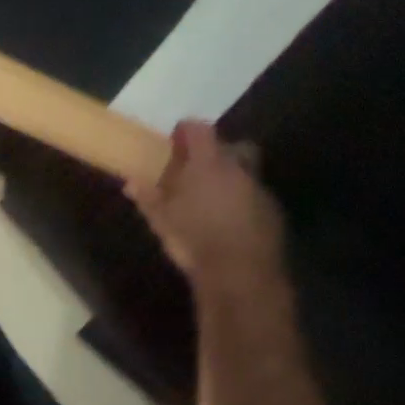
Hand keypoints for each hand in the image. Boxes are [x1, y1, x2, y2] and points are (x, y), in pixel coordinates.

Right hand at [126, 121, 285, 284]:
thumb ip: (147, 196)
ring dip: (230, 179)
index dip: (187, 130)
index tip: (174, 139)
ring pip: (246, 174)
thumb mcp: (160, 218)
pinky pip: (254, 197)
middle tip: (196, 167)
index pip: (201, 130)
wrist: (241, 275)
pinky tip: (226, 220)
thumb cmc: (193, 238)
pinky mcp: (274, 215)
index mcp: (208, 165)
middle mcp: (239, 172)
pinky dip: (241, 201)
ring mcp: (261, 193)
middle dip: (218, 151)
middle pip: (235, 146)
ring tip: (209, 198)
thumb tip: (131, 182)